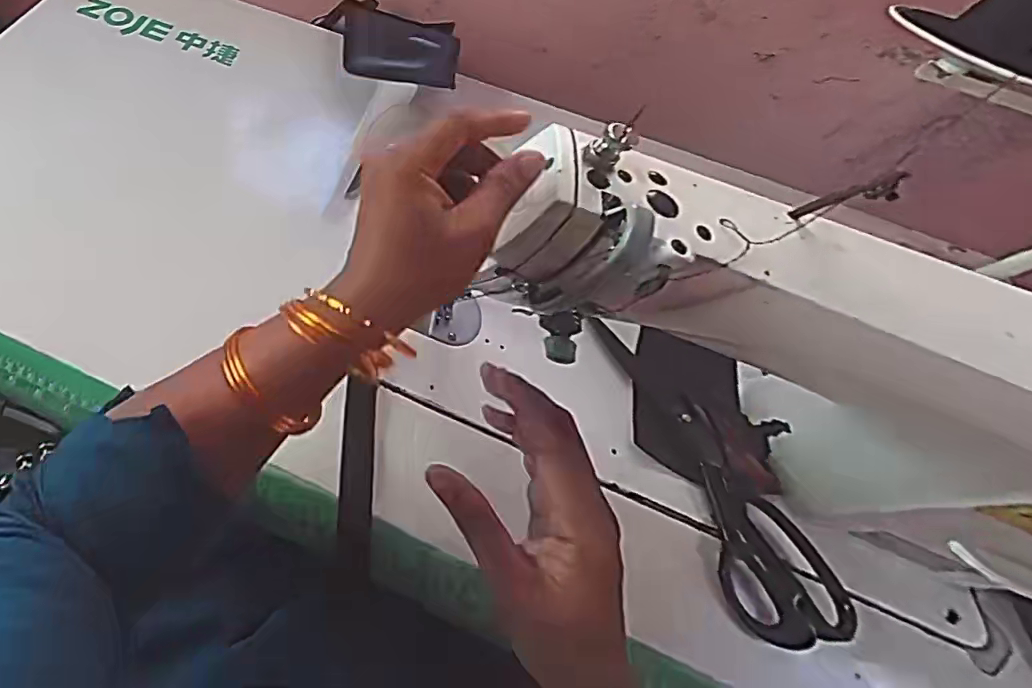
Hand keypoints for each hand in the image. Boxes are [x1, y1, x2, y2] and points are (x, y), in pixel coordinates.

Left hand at [325, 108, 546, 329]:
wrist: (374, 303)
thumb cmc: (412, 275)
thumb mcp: (473, 229)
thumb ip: (504, 187)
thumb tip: (528, 160)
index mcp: (405, 163)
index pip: (457, 124)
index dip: (496, 121)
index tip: (523, 122)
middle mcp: (388, 162)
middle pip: (448, 141)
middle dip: (482, 160)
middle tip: (509, 183)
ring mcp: (383, 176)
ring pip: (438, 158)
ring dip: (466, 177)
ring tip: (480, 213)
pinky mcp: (383, 191)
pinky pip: (423, 174)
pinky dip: (448, 187)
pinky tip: (460, 217)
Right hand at [427, 364, 629, 687]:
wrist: (590, 675)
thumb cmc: (560, 639)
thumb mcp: (507, 579)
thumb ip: (474, 520)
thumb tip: (441, 474)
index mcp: (579, 515)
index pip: (552, 439)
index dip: (524, 400)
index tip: (497, 376)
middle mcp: (589, 507)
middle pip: (563, 433)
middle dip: (528, 395)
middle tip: (493, 373)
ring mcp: (586, 511)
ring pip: (562, 443)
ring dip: (530, 412)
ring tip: (496, 390)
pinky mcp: (577, 517)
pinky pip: (557, 461)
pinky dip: (532, 436)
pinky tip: (509, 428)